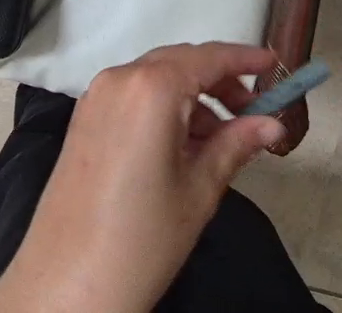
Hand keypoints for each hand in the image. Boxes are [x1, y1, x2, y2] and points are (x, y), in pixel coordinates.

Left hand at [0, 43, 285, 312]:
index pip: (208, 58)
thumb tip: (273, 123)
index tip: (274, 64)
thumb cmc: (142, 237)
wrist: (67, 284)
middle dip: (220, 81)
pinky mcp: (84, 119)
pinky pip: (134, 96)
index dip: (244, 59)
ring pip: (156, 79)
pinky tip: (185, 145)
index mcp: (151, 87)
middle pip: (181, 63)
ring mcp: (96, 97)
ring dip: (192, 98)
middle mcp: (120, 78)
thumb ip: (237, 144)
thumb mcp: (199, 189)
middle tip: (255, 112)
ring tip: (223, 139)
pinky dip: (164, 108)